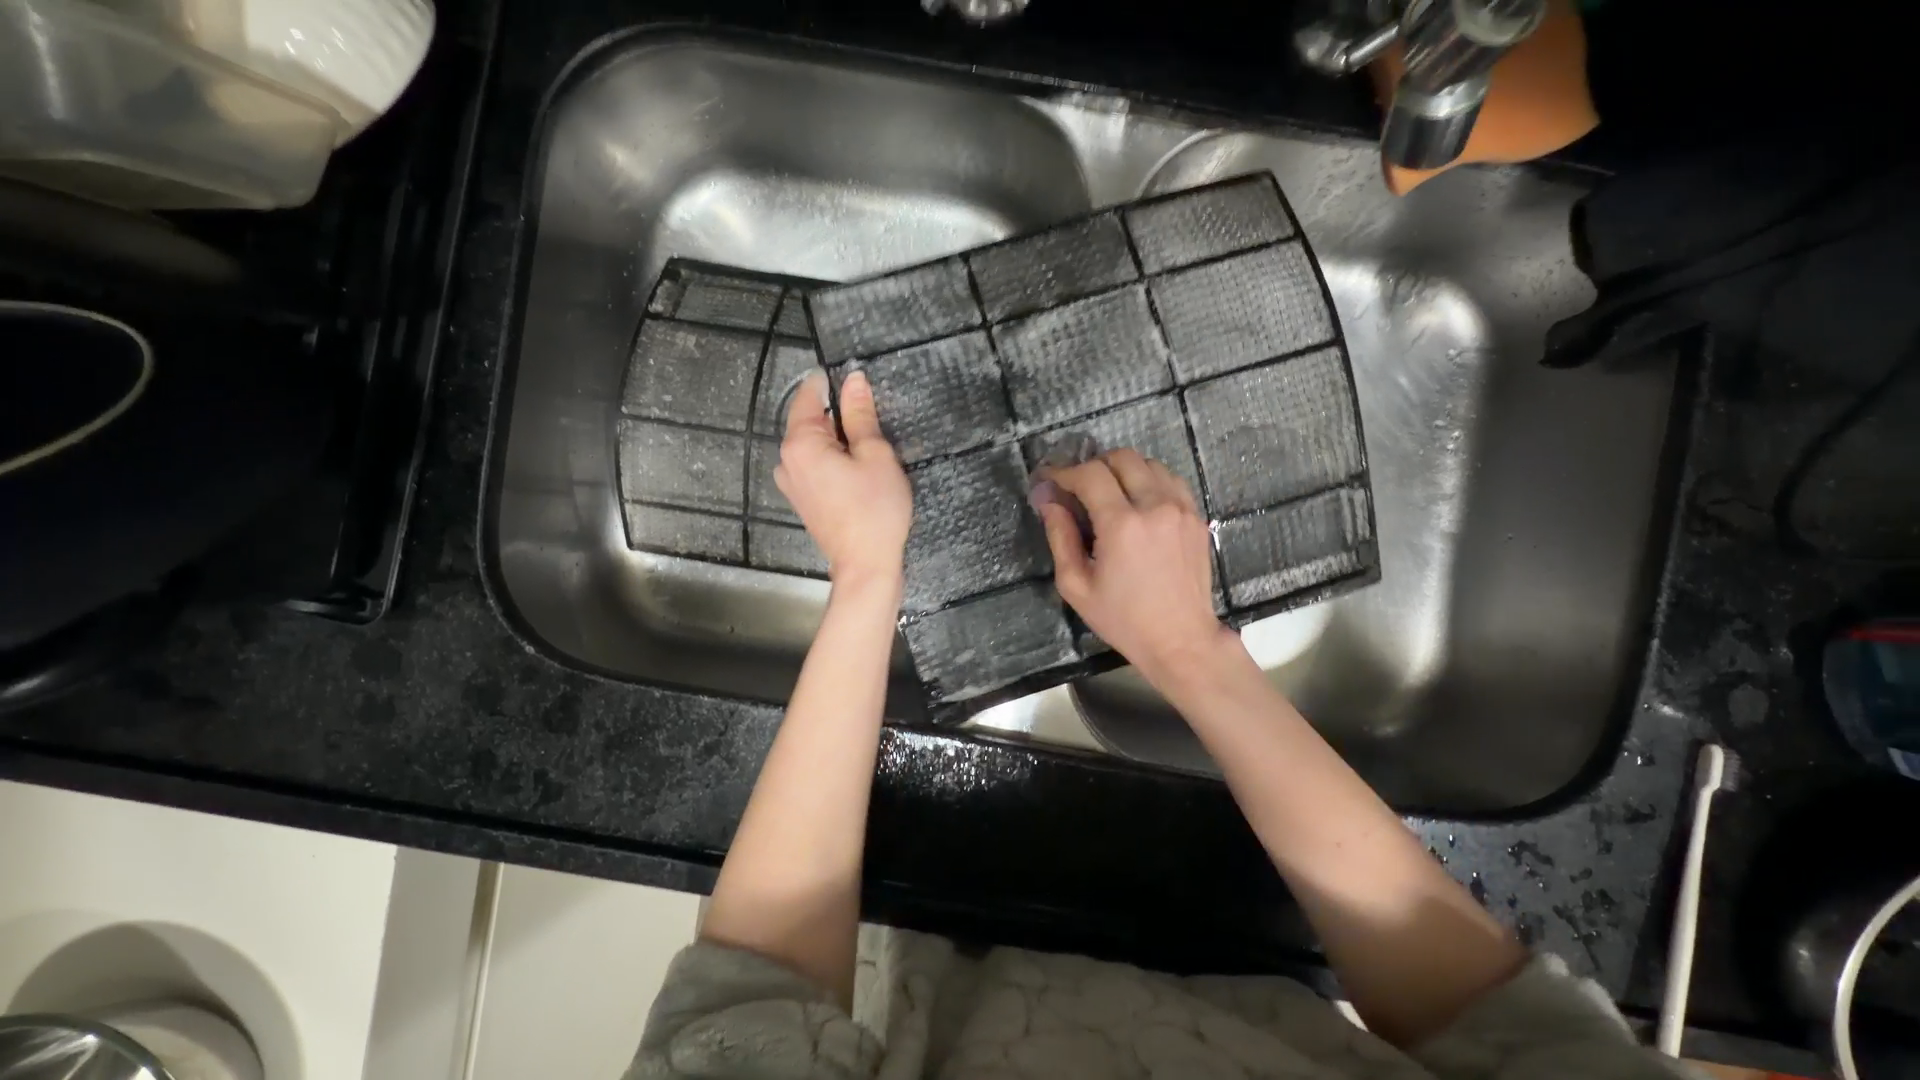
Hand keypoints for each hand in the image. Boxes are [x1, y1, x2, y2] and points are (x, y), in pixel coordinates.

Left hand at [776, 370, 911, 588]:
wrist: (865, 565)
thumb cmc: (874, 509)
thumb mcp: (875, 455)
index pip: (809, 395)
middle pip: (810, 421)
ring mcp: (791, 483)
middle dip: (838, 415)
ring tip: (871, 450)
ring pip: (813, 445)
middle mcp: (786, 460)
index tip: (858, 381)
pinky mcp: (802, 500)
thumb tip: (854, 379)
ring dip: (838, 440)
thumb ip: (860, 415)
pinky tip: (859, 472)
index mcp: (800, 443)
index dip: (832, 382)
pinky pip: (815, 466)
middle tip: (875, 421)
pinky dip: (834, 461)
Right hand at [1034, 449, 1234, 681]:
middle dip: (1095, 465)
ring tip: (1110, 494)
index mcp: (1121, 525)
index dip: (1065, 472)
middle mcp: (1155, 506)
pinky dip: (1150, 481)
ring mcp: (1181, 509)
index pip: (1090, 474)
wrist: (1180, 639)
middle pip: (1122, 458)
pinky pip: (1171, 481)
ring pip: (1149, 464)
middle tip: (1080, 487)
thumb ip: (1060, 538)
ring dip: (1124, 471)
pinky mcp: (1196, 517)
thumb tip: (1049, 503)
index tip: (1050, 480)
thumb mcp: (1076, 586)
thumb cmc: (1123, 619)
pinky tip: (1139, 504)